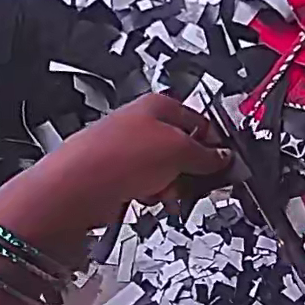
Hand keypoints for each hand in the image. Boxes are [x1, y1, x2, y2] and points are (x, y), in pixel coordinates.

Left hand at [0, 94, 230, 248]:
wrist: (79, 187)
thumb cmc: (116, 157)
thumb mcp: (179, 151)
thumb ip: (206, 155)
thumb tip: (222, 158)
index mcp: (157, 105)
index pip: (199, 121)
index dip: (214, 142)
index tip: (225, 162)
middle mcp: (140, 125)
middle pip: (182, 148)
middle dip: (192, 169)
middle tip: (197, 181)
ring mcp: (128, 152)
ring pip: (166, 171)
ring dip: (172, 186)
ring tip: (167, 193)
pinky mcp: (118, 178)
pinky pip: (147, 187)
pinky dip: (153, 195)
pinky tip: (149, 199)